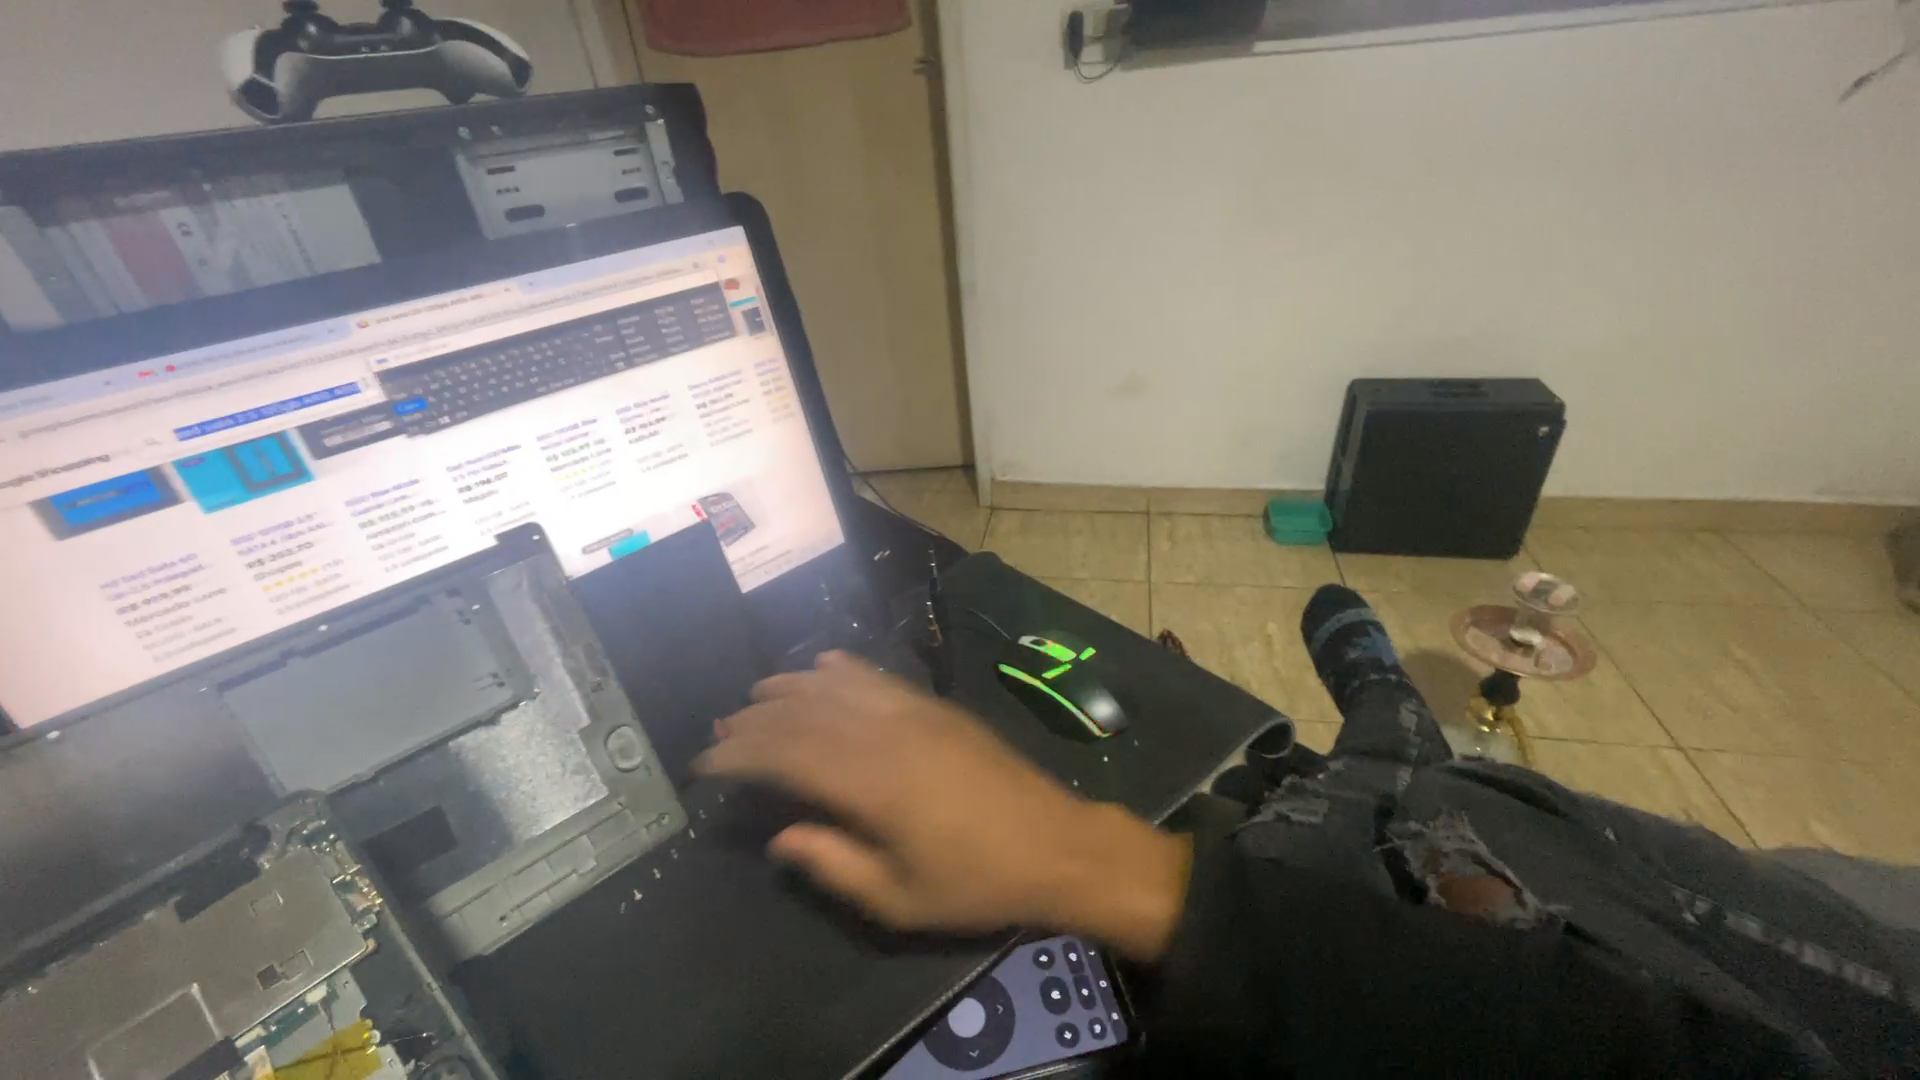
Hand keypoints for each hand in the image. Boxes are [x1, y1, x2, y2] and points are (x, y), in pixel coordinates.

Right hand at [695, 652, 1190, 960]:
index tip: (706, 762)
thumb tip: (780, 837)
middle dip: (756, 719)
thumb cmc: (976, 882)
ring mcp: (915, 712)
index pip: (787, 755)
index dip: (740, 754)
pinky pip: (881, 676)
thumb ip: (833, 864)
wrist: (1055, 844)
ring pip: (840, 685)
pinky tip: (825, 663)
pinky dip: (846, 667)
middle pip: (806, 713)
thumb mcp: (899, 897)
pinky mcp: (937, 707)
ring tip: (757, 693)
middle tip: (721, 730)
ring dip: (793, 685)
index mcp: (871, 784)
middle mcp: (887, 734)